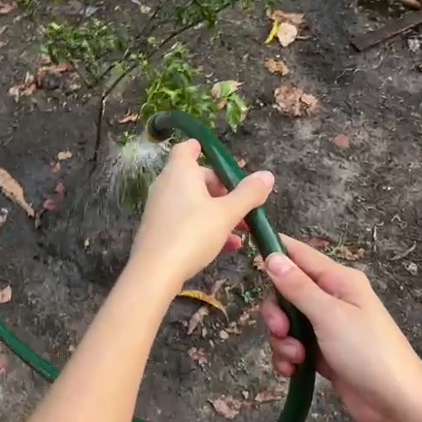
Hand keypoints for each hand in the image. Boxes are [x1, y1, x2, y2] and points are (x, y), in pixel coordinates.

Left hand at [126, 139, 272, 289]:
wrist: (155, 272)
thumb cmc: (192, 233)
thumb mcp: (227, 213)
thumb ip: (248, 194)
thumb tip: (266, 175)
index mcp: (181, 172)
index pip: (187, 148)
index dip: (203, 149)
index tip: (223, 161)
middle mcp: (166, 185)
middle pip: (196, 178)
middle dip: (223, 190)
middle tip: (244, 204)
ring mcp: (161, 208)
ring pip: (194, 203)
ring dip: (219, 213)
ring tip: (243, 230)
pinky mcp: (159, 230)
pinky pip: (186, 221)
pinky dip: (206, 228)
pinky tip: (227, 246)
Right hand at [261, 238, 421, 421]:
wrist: (396, 404)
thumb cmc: (368, 352)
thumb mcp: (329, 315)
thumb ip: (298, 286)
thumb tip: (272, 255)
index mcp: (339, 280)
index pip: (299, 254)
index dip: (274, 254)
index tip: (249, 260)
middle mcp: (332, 298)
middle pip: (286, 291)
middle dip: (277, 312)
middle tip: (281, 331)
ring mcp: (327, 326)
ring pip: (287, 321)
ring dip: (282, 340)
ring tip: (296, 358)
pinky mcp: (323, 352)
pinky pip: (294, 345)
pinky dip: (288, 357)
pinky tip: (293, 371)